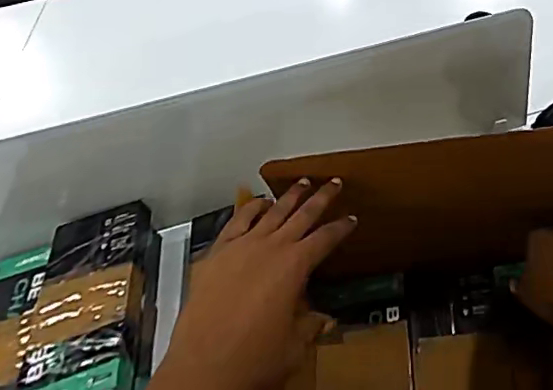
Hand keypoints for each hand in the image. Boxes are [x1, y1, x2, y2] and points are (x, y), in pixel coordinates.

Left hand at [150, 180, 354, 389]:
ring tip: (303, 182)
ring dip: (291, 195)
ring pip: (273, 210)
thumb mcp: (292, 348)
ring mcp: (243, 245)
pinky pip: (238, 220)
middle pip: (303, 213)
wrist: (201, 370)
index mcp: (295, 266)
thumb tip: (325, 320)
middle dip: (322, 197)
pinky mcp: (219, 252)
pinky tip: (260, 202)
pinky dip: (252, 207)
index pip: (325, 238)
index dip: (341, 228)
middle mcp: (272, 247)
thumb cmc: (251, 361)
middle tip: (335, 182)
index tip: (351, 219)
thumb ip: (311, 327)